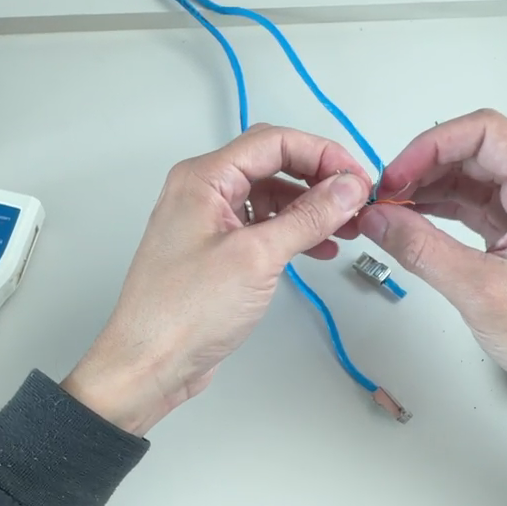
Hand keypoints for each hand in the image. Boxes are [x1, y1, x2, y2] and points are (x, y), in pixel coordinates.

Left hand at [64, 125, 371, 435]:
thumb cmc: (184, 313)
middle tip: (355, 200)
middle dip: (318, 178)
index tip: (356, 177)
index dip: (322, 154)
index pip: (273, 142)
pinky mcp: (216, 252)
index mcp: (203, 179)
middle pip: (273, 164)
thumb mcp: (257, 257)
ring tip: (346, 227)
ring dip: (310, 208)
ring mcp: (208, 223)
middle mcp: (202, 192)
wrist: (150, 364)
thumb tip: (347, 188)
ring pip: (270, 196)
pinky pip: (262, 226)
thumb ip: (308, 217)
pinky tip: (319, 248)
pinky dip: (293, 232)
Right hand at [357, 109, 506, 497]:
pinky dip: (441, 209)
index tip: (393, 178)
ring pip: (471, 177)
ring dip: (428, 188)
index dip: (430, 146)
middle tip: (382, 197)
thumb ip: (420, 248)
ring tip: (388, 211)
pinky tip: (411, 221)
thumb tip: (374, 217)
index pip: (484, 133)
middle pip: (475, 150)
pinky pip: (475, 205)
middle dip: (423, 166)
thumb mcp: (478, 290)